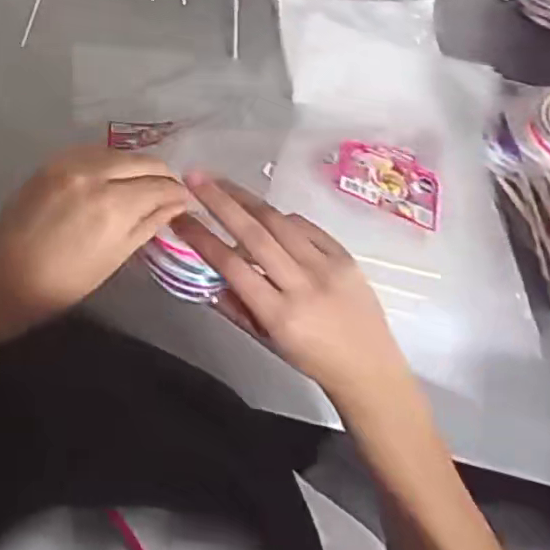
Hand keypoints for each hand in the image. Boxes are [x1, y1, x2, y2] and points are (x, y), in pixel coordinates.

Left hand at [0, 146, 191, 323]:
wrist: (4, 273)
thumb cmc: (63, 281)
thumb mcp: (114, 257)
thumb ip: (147, 223)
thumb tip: (175, 203)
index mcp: (112, 205)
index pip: (160, 185)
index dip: (178, 193)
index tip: (184, 201)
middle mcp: (93, 174)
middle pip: (142, 161)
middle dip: (161, 175)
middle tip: (168, 191)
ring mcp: (69, 163)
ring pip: (118, 152)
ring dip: (136, 165)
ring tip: (142, 184)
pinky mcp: (52, 161)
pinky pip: (92, 151)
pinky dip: (109, 160)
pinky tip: (113, 176)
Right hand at [172, 173, 413, 408]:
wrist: (371, 370)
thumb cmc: (308, 358)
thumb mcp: (262, 338)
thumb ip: (231, 303)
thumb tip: (201, 270)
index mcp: (278, 313)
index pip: (231, 265)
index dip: (202, 237)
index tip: (178, 216)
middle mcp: (303, 285)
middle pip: (255, 234)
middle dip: (221, 202)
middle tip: (194, 178)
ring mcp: (328, 268)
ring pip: (280, 223)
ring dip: (246, 199)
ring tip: (220, 182)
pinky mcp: (346, 257)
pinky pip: (305, 226)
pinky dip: (279, 217)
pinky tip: (262, 212)